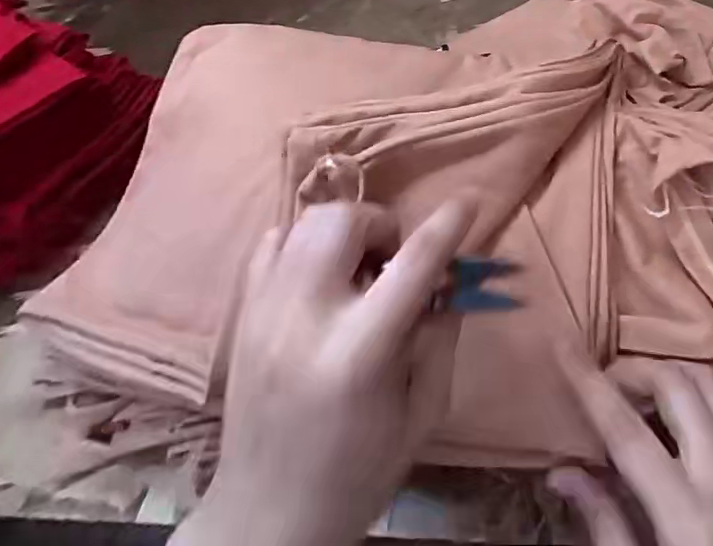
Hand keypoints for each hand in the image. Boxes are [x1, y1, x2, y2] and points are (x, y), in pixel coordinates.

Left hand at [173, 199, 474, 545]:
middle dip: (381, 226)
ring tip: (355, 271)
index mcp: (358, 352)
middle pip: (344, 221)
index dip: (447, 225)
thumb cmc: (356, 471)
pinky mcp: (243, 310)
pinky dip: (304, 243)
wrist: (265, 514)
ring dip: (345, 231)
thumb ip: (441, 339)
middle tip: (391, 262)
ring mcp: (265, 308)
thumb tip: (449, 278)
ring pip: (307, 221)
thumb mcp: (420, 414)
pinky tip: (319, 278)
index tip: (470, 199)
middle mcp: (305, 316)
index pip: (412, 265)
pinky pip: (274, 241)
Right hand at [552, 354, 712, 545]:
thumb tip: (561, 470)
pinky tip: (698, 390)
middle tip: (606, 384)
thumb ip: (606, 524)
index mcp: (688, 515)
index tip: (563, 344)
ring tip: (644, 389)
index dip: (589, 383)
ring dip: (673, 372)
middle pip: (674, 388)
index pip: (626, 430)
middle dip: (633, 371)